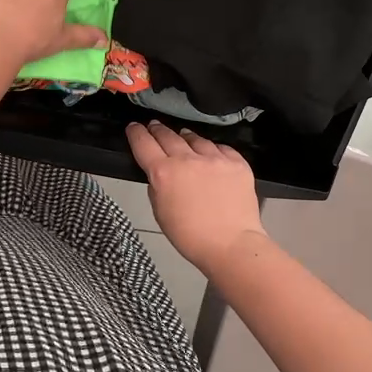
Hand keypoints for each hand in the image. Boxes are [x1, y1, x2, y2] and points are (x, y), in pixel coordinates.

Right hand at [126, 121, 264, 271]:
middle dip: (158, 130)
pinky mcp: (236, 164)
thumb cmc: (190, 236)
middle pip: (168, 135)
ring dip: (185, 137)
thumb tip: (159, 175)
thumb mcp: (159, 212)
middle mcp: (187, 160)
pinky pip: (221, 148)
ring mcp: (214, 159)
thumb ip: (156, 187)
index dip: (136, 132)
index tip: (134, 127)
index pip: (143, 143)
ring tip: (183, 137)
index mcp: (163, 172)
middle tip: (155, 126)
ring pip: (195, 138)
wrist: (231, 245)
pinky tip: (210, 153)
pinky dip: (212, 149)